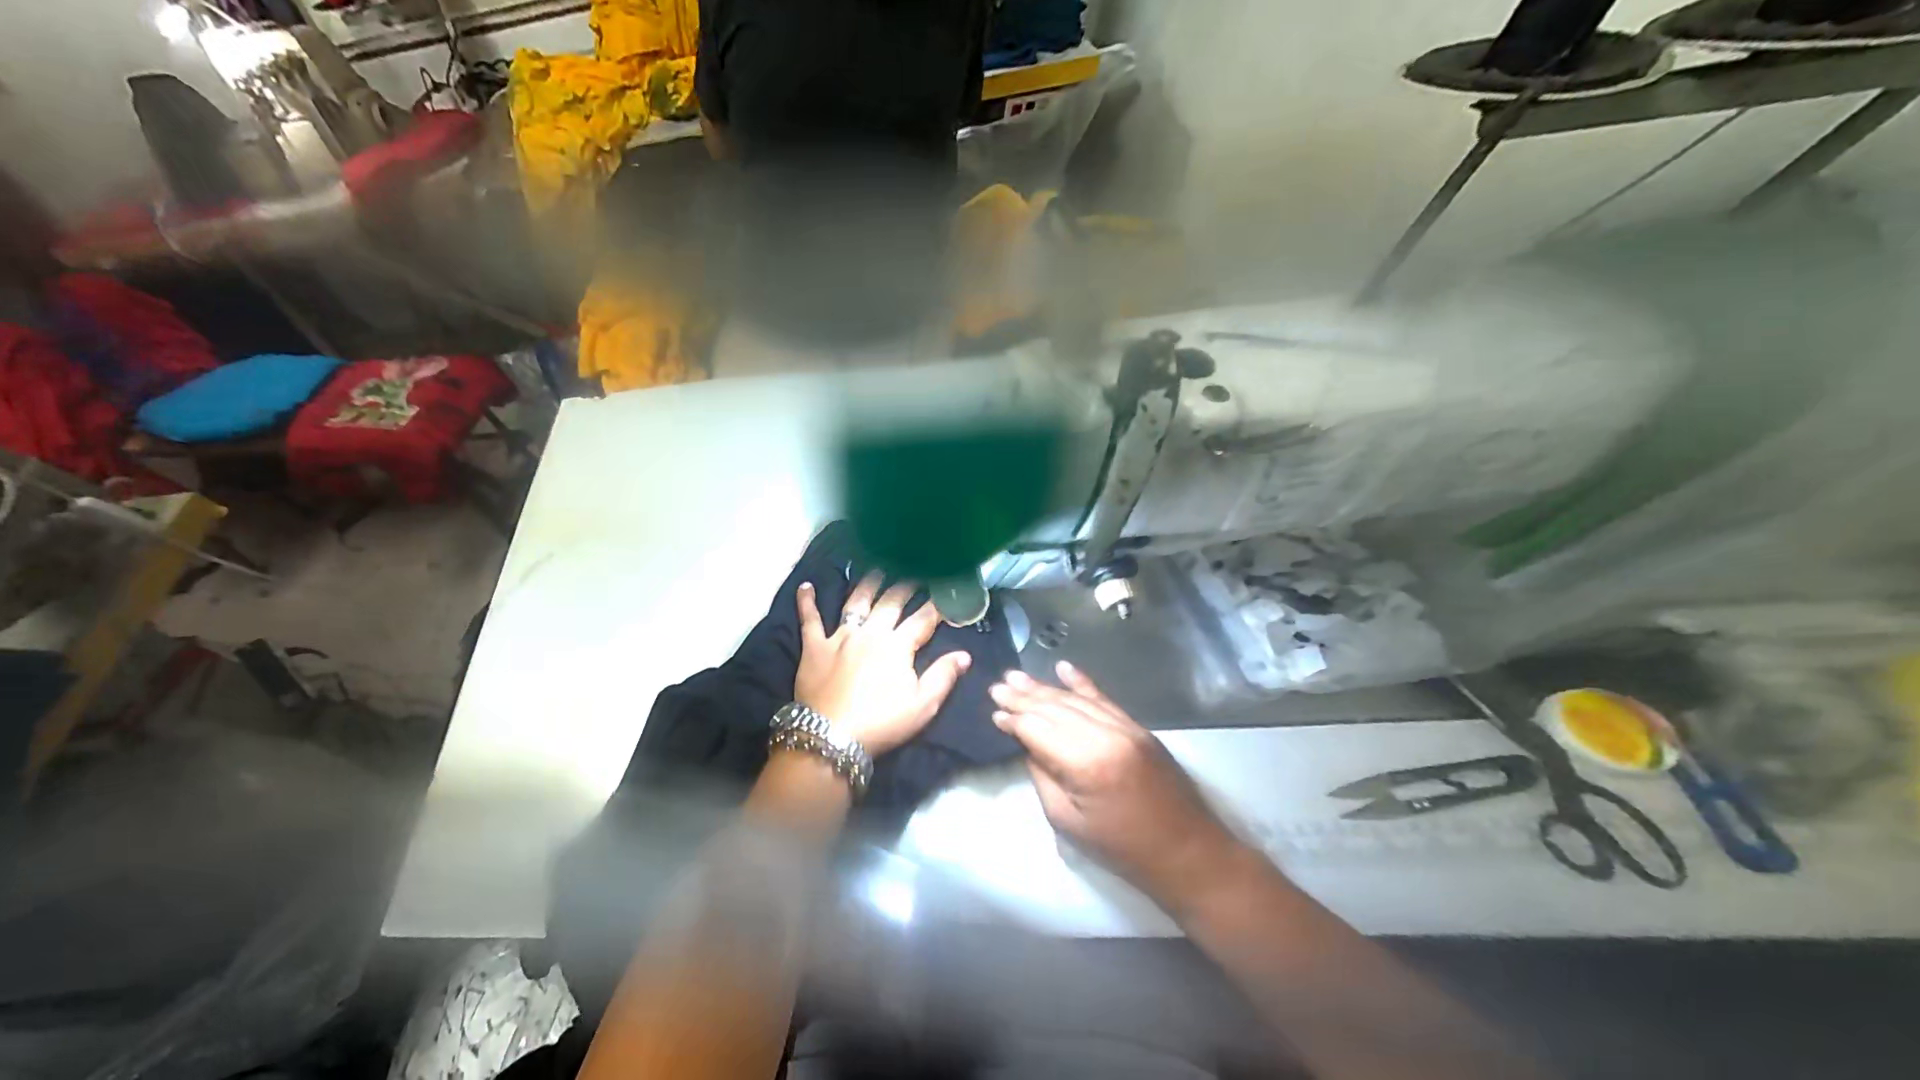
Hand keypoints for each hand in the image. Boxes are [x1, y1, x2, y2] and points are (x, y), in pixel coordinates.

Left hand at [793, 572, 971, 754]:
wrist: (831, 738)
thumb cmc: (881, 723)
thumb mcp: (922, 706)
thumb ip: (943, 676)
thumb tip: (965, 655)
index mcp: (898, 645)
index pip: (923, 619)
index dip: (937, 606)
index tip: (947, 593)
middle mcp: (870, 632)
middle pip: (891, 602)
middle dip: (906, 586)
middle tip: (915, 573)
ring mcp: (840, 637)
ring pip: (856, 602)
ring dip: (868, 583)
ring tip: (877, 569)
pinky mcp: (813, 647)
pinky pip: (810, 619)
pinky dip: (807, 602)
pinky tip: (806, 586)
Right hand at [990, 661, 1253, 911]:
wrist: (1185, 851)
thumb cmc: (1120, 848)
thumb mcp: (1068, 821)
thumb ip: (1044, 776)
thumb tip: (1028, 744)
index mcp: (1086, 763)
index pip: (1038, 729)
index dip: (1014, 719)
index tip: (994, 712)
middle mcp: (1106, 735)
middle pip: (1055, 708)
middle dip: (1024, 697)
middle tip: (998, 686)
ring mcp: (1126, 727)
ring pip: (1077, 700)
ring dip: (1046, 688)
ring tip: (1018, 676)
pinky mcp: (1138, 728)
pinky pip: (1105, 699)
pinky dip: (1083, 683)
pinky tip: (1064, 668)